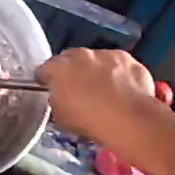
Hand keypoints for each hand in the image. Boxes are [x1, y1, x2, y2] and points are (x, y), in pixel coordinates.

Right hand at [37, 48, 164, 145]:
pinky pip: (118, 64)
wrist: (128, 119)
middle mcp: (80, 54)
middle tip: (79, 90)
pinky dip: (118, 73)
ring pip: (96, 60)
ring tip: (105, 91)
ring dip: (96, 71)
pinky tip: (123, 90)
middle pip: (71, 59)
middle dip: (72, 71)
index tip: (51, 90)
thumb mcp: (60, 118)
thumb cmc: (89, 121)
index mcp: (58, 68)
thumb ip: (56, 101)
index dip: (47, 80)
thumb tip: (59, 97)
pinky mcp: (126, 58)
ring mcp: (105, 53)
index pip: (45, 69)